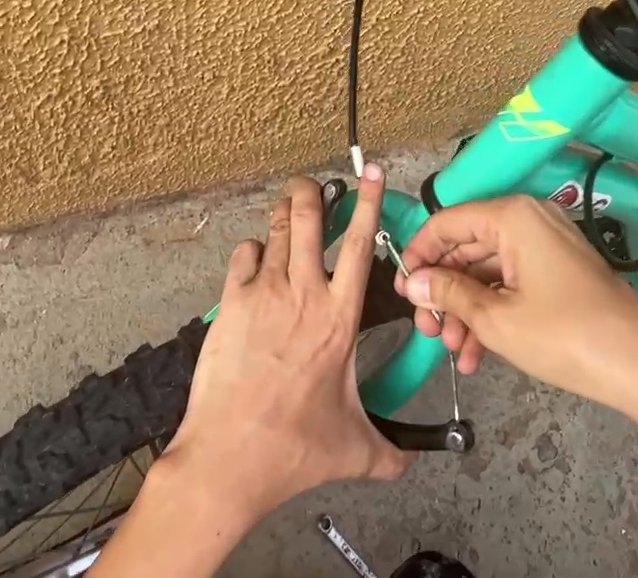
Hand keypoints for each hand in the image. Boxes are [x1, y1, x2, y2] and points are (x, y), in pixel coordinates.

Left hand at [160, 166, 410, 522]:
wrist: (230, 456)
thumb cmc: (293, 448)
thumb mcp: (354, 450)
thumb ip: (389, 452)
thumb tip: (407, 462)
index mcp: (339, 318)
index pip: (359, 245)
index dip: (367, 202)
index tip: (369, 173)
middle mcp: (303, 295)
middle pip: (307, 219)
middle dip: (310, 192)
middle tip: (312, 185)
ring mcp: (263, 295)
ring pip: (274, 231)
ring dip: (282, 216)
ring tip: (287, 209)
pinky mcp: (231, 304)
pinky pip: (242, 256)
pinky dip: (251, 250)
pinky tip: (255, 261)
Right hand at [394, 195, 637, 414]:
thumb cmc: (565, 336)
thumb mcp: (495, 318)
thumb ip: (448, 293)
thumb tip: (414, 281)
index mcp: (512, 216)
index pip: (447, 222)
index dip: (419, 254)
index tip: (402, 289)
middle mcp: (528, 220)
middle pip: (466, 248)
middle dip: (443, 292)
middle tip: (426, 329)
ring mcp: (546, 245)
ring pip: (487, 271)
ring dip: (466, 310)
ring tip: (452, 352)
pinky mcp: (558, 271)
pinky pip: (512, 282)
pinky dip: (492, 312)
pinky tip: (476, 355)